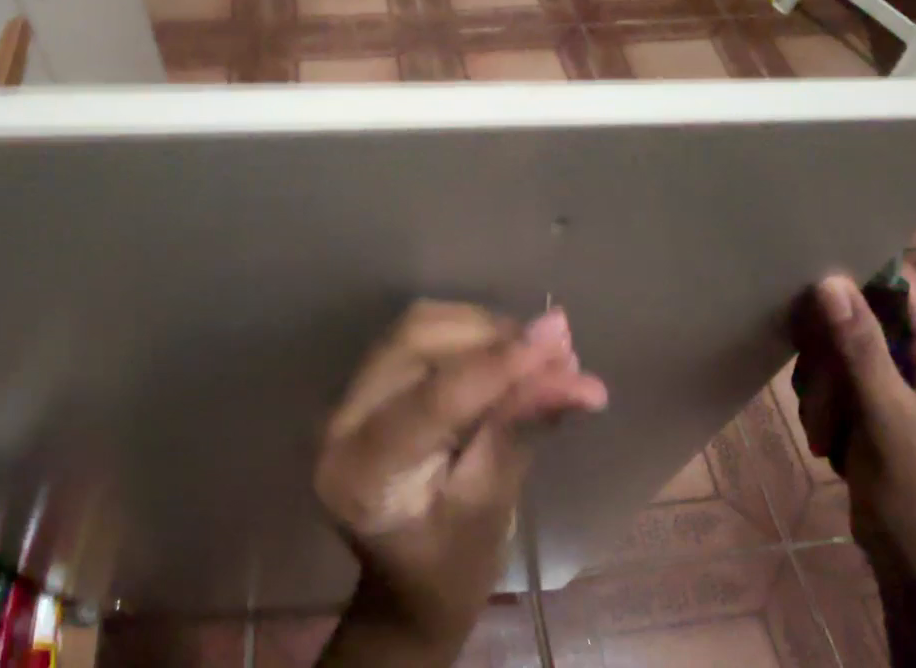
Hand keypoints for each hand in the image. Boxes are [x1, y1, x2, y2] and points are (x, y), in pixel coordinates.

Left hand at [314, 300, 606, 665]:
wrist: (406, 588)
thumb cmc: (451, 568)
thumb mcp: (492, 505)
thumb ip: (520, 429)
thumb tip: (576, 373)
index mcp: (362, 473)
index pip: (433, 400)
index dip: (498, 366)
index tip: (559, 340)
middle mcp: (339, 422)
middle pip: (416, 341)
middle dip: (493, 336)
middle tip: (560, 348)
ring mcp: (346, 397)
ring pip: (418, 327)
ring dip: (485, 329)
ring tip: (540, 352)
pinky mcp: (366, 383)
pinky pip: (419, 335)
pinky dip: (471, 334)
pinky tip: (510, 353)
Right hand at [792, 271, 915, 667]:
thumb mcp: (890, 423)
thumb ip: (860, 349)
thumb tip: (829, 278)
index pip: (905, 289)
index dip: (858, 277)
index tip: (805, 281)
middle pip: (864, 322)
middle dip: (832, 357)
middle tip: (819, 394)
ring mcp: (905, 395)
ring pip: (843, 357)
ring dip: (824, 391)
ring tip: (826, 433)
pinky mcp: (881, 418)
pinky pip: (839, 388)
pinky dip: (826, 411)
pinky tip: (829, 445)